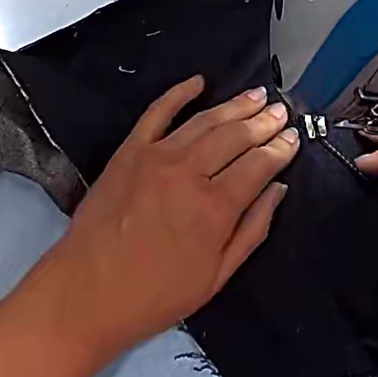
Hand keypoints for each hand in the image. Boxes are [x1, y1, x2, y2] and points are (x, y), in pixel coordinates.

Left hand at [37, 77, 299, 358]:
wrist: (83, 295)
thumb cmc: (155, 295)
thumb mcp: (216, 277)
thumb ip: (253, 230)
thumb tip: (278, 188)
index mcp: (214, 209)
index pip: (259, 164)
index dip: (280, 148)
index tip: (293, 136)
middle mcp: (189, 173)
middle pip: (236, 136)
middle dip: (264, 121)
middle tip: (281, 110)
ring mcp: (157, 156)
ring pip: (206, 120)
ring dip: (235, 105)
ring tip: (256, 95)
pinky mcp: (131, 149)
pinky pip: (159, 111)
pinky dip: (180, 92)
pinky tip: (199, 81)